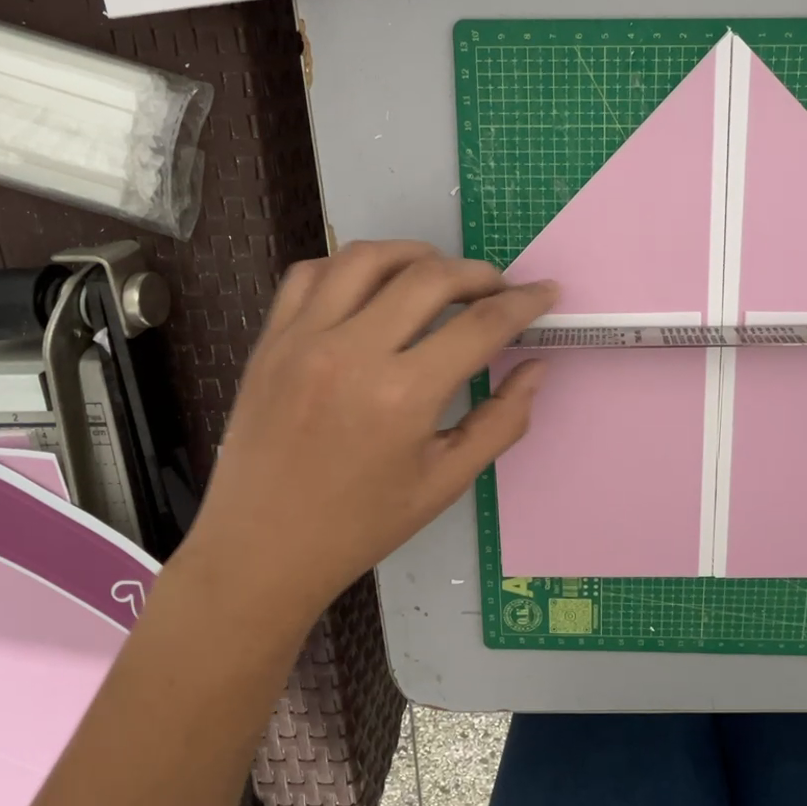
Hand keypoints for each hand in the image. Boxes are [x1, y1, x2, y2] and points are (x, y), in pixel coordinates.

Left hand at [177, 241, 556, 620]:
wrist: (261, 550)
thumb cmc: (361, 525)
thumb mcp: (446, 483)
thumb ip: (501, 421)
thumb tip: (535, 368)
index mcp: (403, 396)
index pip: (481, 324)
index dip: (524, 302)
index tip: (545, 293)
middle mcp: (352, 352)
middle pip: (430, 276)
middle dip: (479, 273)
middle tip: (498, 290)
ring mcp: (303, 339)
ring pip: (367, 257)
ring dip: (415, 255)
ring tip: (440, 275)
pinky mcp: (271, 340)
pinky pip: (311, 273)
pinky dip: (349, 266)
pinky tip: (372, 287)